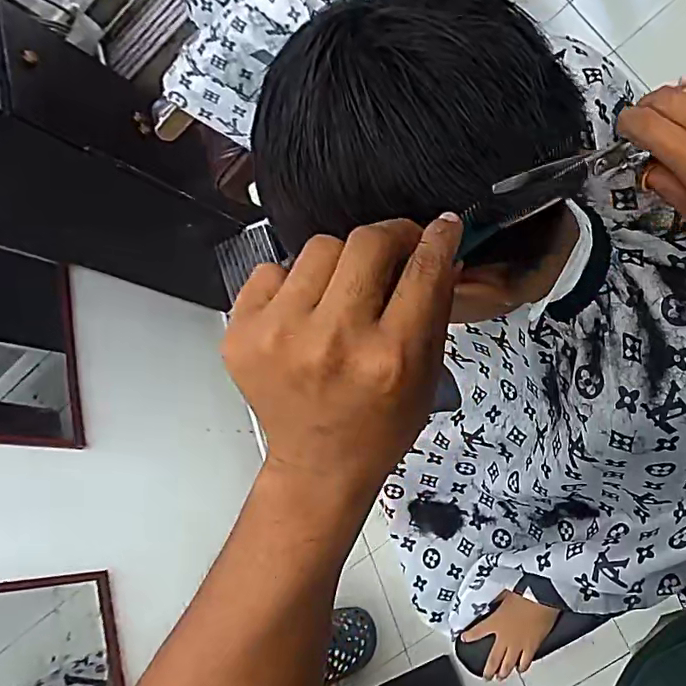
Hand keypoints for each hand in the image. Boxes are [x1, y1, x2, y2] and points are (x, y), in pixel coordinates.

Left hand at [222, 216, 461, 489]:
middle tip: (402, 246)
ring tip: (352, 286)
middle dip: (394, 235)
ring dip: (346, 258)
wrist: (322, 461)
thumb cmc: (385, 422)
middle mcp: (334, 339)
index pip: (422, 271)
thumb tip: (441, 254)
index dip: (438, 237)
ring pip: (319, 246)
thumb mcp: (428, 371)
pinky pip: (275, 269)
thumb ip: (435, 310)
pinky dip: (300, 281)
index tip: (445, 223)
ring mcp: (279, 333)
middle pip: (367, 242)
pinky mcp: (240, 332)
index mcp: (391, 355)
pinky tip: (311, 309)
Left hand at [459, 591, 561, 679]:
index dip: (469, 636)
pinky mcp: (533, 646)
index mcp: (495, 622)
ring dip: (503, 672)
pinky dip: (523, 666)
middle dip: (488, 671)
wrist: (543, 597)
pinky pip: (526, 661)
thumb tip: (494, 599)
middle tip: (487, 677)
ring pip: (508, 665)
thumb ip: (499, 599)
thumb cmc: (526, 591)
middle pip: (492, 660)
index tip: (465, 638)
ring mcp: (518, 645)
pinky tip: (522, 668)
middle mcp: (504, 638)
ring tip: (501, 677)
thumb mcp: (507, 592)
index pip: (477, 632)